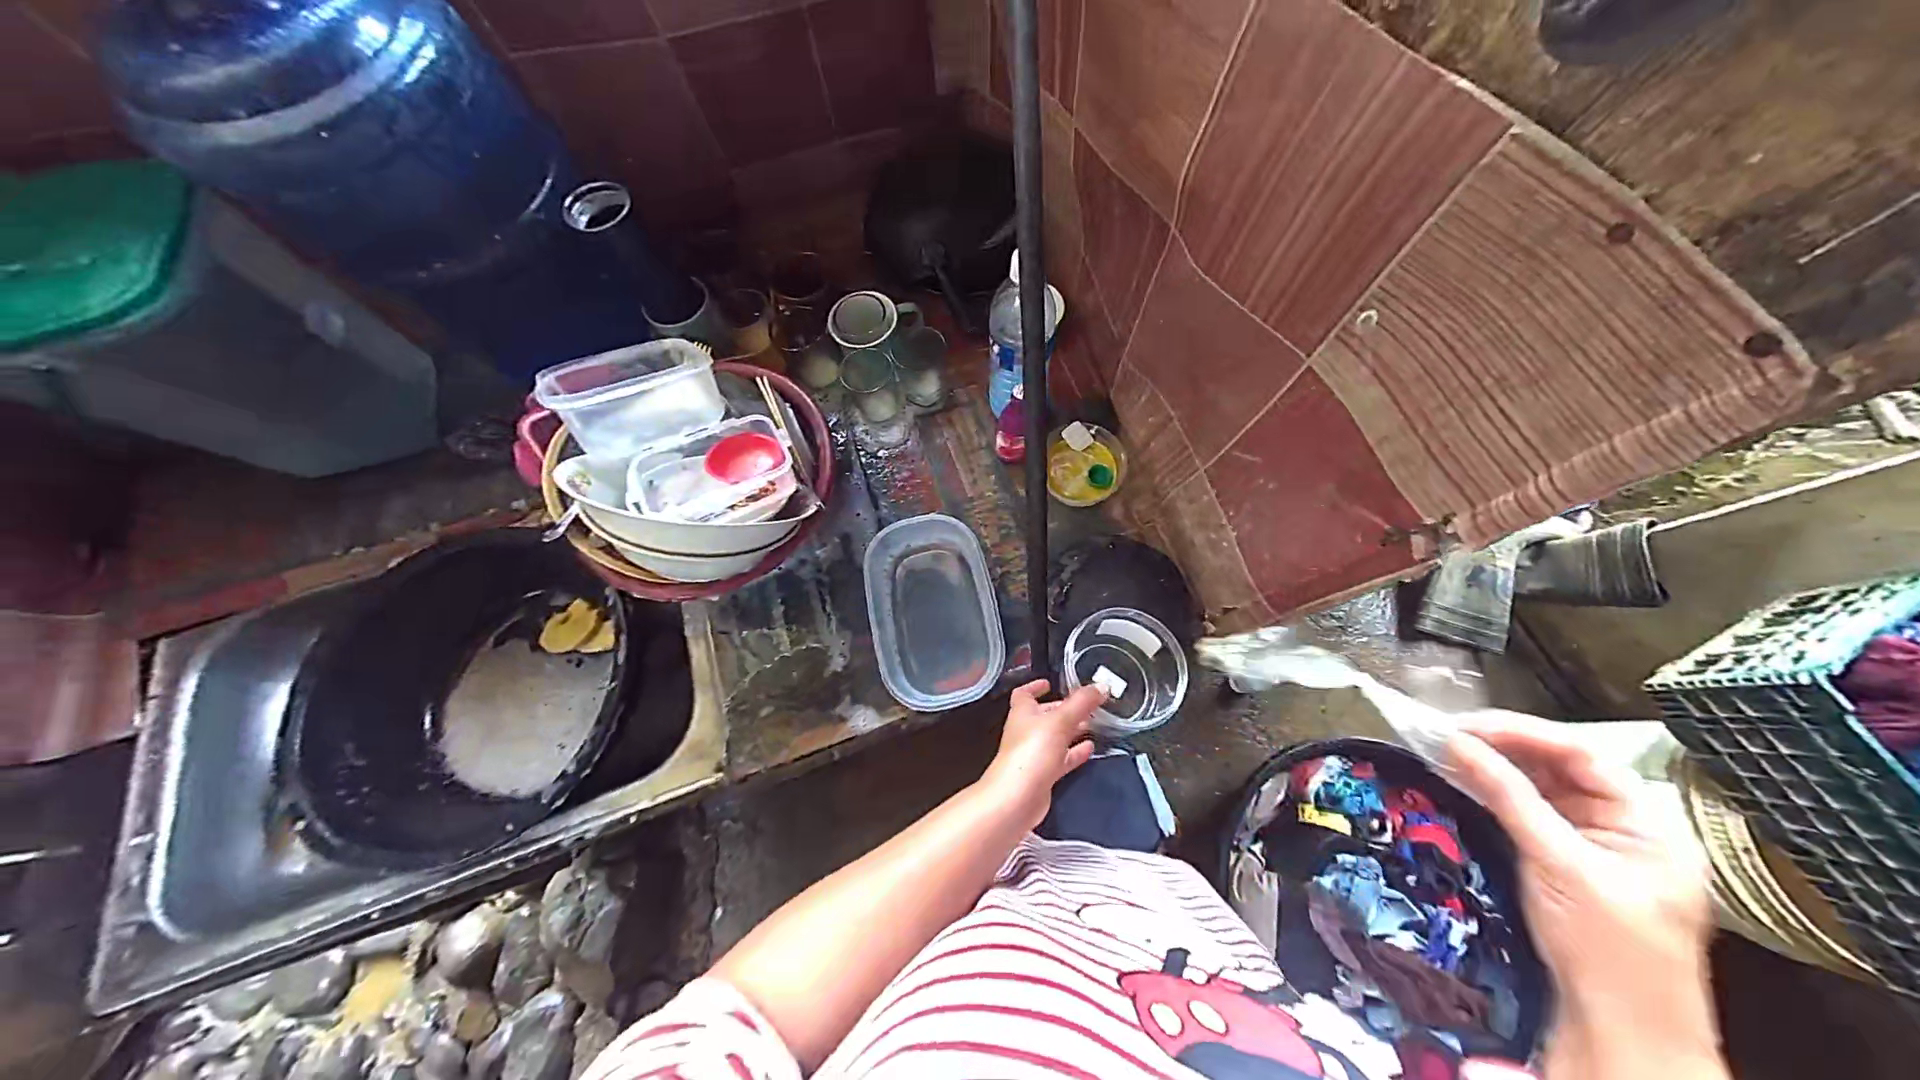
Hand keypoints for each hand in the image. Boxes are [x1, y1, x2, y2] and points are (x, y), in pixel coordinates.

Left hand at [980, 679, 1104, 828]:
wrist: (1017, 798)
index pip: (1025, 694)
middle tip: (1085, 704)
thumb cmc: (1029, 754)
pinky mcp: (1044, 774)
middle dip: (1064, 708)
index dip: (1035, 686)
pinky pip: (1062, 759)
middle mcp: (1026, 731)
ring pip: (1056, 737)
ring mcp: (1035, 754)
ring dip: (1072, 730)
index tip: (1049, 682)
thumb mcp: (1059, 721)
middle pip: (1045, 715)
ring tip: (1092, 723)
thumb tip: (1100, 686)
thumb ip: (1081, 703)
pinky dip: (1075, 753)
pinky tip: (1089, 749)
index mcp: (1023, 713)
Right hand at [1447, 714, 1725, 1079]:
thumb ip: (1507, 796)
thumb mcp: (1558, 863)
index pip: (1581, 754)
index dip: (1521, 733)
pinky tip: (1459, 779)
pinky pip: (1523, 811)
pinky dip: (1490, 793)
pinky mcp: (1561, 858)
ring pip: (1536, 787)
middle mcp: (1623, 825)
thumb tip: (1456, 744)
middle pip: (1556, 767)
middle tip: (1446, 735)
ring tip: (1443, 751)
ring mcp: (1591, 842)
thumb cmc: (1611, 952)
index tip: (1466, 726)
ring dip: (1490, 768)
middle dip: (1500, 747)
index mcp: (1649, 823)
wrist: (1620, 1029)